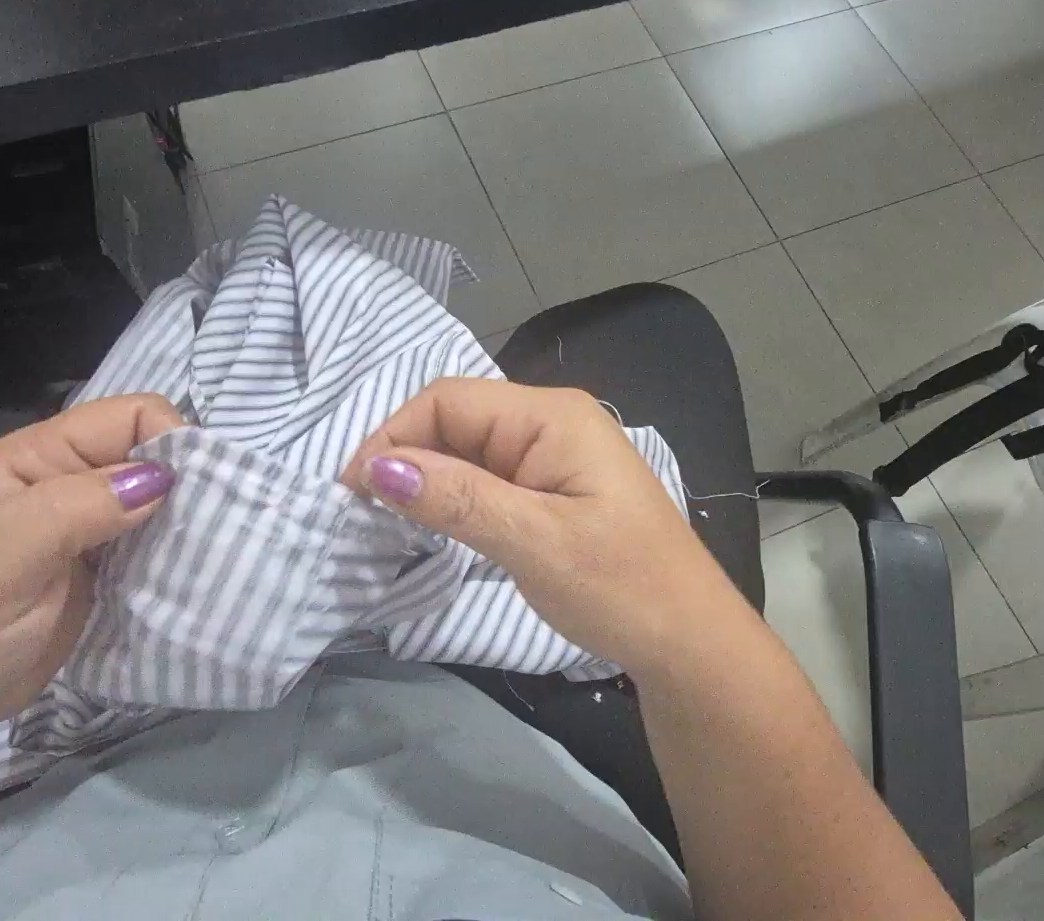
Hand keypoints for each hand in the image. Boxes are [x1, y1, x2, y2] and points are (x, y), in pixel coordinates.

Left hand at [0, 395, 184, 758]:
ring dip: (185, 522)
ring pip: (158, 500)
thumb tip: (160, 477)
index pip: (125, 418)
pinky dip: (174, 555)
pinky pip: (151, 546)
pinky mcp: (99, 573)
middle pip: (149, 455)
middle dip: (186, 483)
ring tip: (207, 559)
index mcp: (28, 463)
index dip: (168, 442)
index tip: (191, 497)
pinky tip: (186, 578)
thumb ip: (66, 514)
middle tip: (210, 534)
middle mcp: (61, 484)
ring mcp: (82, 531)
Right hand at [341, 378, 745, 673]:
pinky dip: (453, 497)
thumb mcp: (535, 543)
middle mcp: (550, 422)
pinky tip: (434, 524)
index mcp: (552, 416)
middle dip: (407, 456)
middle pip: (456, 419)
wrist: (689, 642)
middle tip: (366, 512)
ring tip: (390, 521)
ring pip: (467, 450)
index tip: (354, 491)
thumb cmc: (622, 587)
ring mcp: (552, 456)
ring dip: (427, 478)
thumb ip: (457, 499)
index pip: (449, 400)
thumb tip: (376, 468)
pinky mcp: (550, 489)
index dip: (394, 436)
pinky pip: (487, 477)